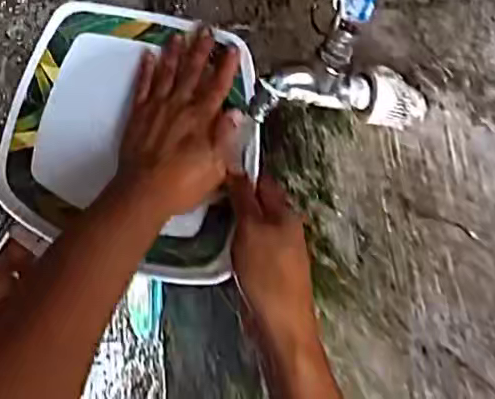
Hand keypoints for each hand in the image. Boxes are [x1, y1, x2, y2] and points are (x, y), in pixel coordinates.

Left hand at [115, 26, 241, 217]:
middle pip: (193, 72)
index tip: (231, 49)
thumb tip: (236, 113)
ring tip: (179, 36)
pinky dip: (146, 69)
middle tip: (206, 30)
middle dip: (201, 50)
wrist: (143, 192)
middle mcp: (180, 106)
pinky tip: (148, 56)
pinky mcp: (138, 113)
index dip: (226, 66)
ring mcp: (157, 107)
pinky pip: (143, 85)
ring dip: (174, 53)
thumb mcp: (215, 167)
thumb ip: (225, 137)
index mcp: (201, 118)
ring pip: (168, 72)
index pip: (218, 86)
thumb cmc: (181, 184)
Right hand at [227, 171, 321, 352]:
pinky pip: (249, 245)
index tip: (217, 170)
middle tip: (209, 194)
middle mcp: (285, 227)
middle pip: (256, 202)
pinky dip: (235, 241)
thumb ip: (242, 196)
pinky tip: (221, 245)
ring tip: (211, 216)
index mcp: (285, 211)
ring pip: (251, 224)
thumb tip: (236, 166)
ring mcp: (278, 249)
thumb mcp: (250, 227)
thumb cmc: (268, 275)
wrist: (281, 328)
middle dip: (234, 198)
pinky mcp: (269, 270)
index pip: (262, 180)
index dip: (240, 172)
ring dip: (233, 221)